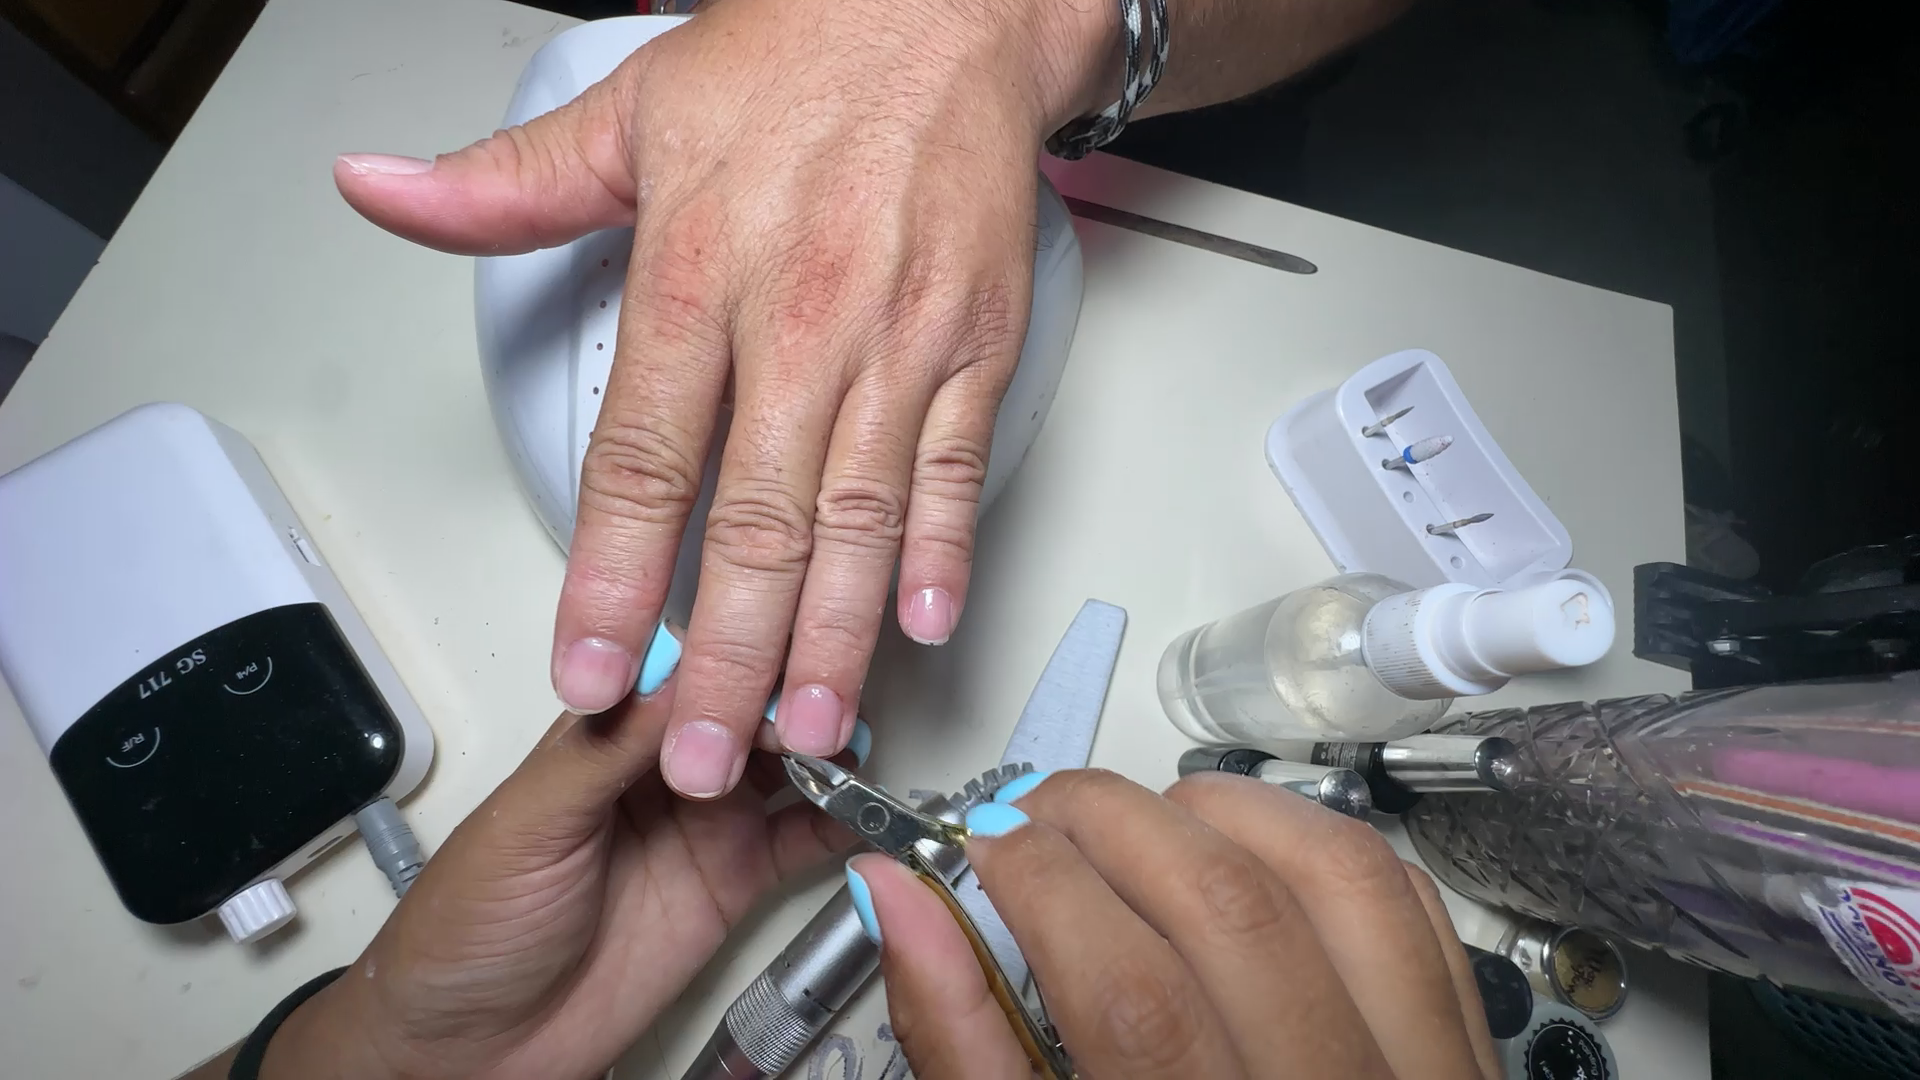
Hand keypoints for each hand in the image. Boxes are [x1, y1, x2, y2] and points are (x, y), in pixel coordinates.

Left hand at [251, 654, 851, 1079]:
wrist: (477, 1054)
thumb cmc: (473, 923)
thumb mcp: (531, 822)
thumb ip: (606, 749)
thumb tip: (680, 668)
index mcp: (622, 729)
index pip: (697, 669)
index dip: (740, 661)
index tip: (775, 672)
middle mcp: (678, 760)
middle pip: (755, 708)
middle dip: (795, 703)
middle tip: (825, 718)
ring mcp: (717, 815)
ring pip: (792, 762)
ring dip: (829, 751)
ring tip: (854, 756)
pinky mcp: (742, 873)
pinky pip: (807, 838)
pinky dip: (845, 820)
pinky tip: (868, 814)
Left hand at [333, 0, 1117, 799]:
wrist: (942, 15)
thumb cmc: (798, 65)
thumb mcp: (639, 107)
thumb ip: (517, 183)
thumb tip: (383, 194)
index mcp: (700, 272)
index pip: (643, 457)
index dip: (612, 576)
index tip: (592, 671)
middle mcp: (804, 325)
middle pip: (757, 520)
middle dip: (730, 652)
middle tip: (709, 755)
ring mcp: (901, 346)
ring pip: (861, 516)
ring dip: (834, 632)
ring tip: (811, 727)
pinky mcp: (975, 351)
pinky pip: (953, 469)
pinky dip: (941, 551)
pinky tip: (921, 624)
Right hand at [851, 770, 1502, 1079]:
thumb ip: (956, 1032)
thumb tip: (894, 889)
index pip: (1130, 992)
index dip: (1032, 879)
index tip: (975, 842)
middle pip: (1226, 905)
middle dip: (1101, 817)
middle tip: (1032, 815)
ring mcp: (1428, 1078)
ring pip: (1332, 876)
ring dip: (1208, 810)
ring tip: (1128, 822)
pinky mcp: (1457, 1045)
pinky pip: (1394, 896)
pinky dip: (1299, 831)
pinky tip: (1230, 841)